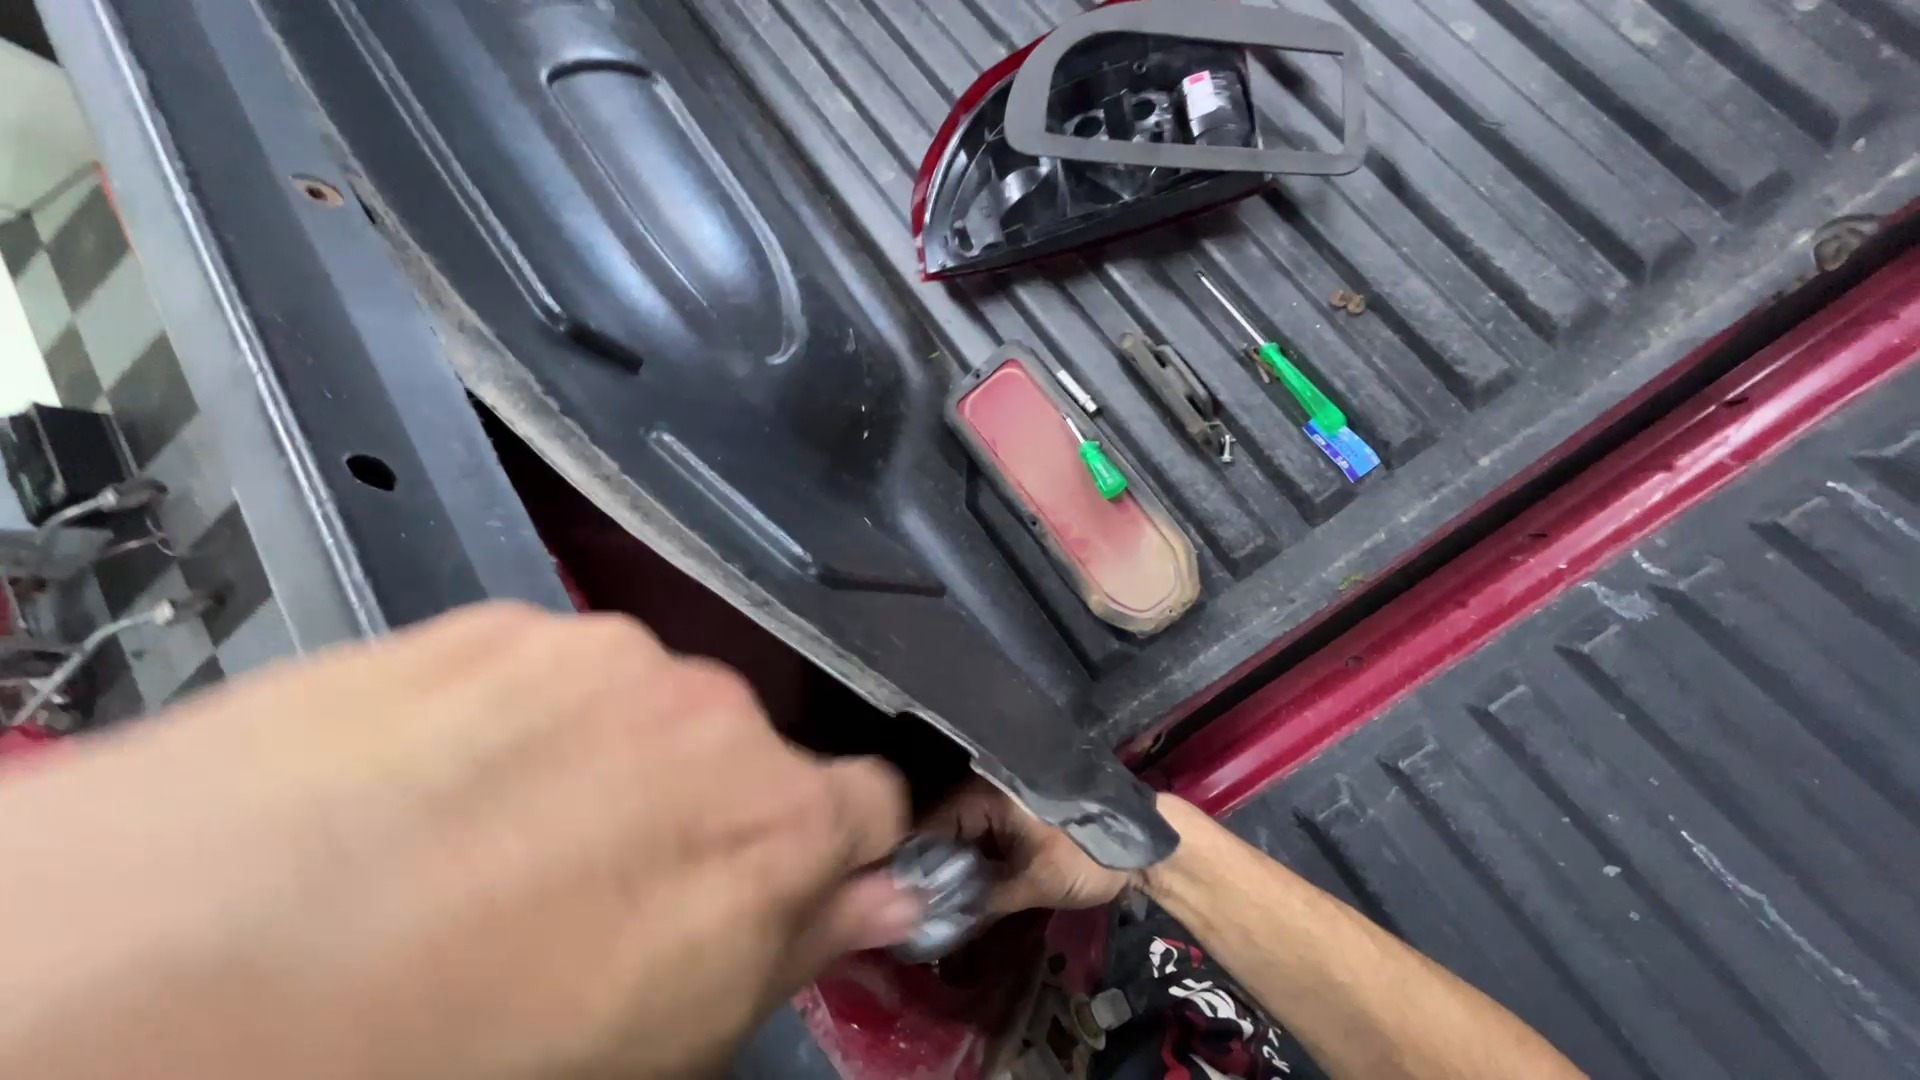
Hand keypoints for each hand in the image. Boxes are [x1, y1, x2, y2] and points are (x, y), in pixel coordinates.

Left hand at [0, 603, 917, 1079]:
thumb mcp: (664, 1036)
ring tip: (506, 829)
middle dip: (713, 801)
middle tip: (611, 874)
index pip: (875, 798)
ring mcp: (607, 654)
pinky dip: (532, 715)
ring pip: (656, 703)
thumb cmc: (443, 1048)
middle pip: (756, 747)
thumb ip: (796, 945)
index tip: (801, 867)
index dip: (842, 840)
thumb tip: (876, 899)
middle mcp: (713, 712)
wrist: (165, 973)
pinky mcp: (505, 623)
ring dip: (621, 753)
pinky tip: (442, 782)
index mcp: (775, 819)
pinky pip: (560, 668)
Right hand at [929, 780, 1137, 914]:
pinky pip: (987, 832)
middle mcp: (989, 786)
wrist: (1146, 843)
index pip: (931, 825)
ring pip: (966, 832)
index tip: (902, 896)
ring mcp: (1005, 796)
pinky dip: (980, 857)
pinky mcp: (1021, 810)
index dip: (916, 862)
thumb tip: (943, 921)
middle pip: (946, 828)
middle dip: (935, 866)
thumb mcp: (1034, 884)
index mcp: (986, 792)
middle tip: (921, 906)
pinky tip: (973, 886)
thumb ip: (984, 900)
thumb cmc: (1088, 854)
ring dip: (958, 864)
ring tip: (941, 902)